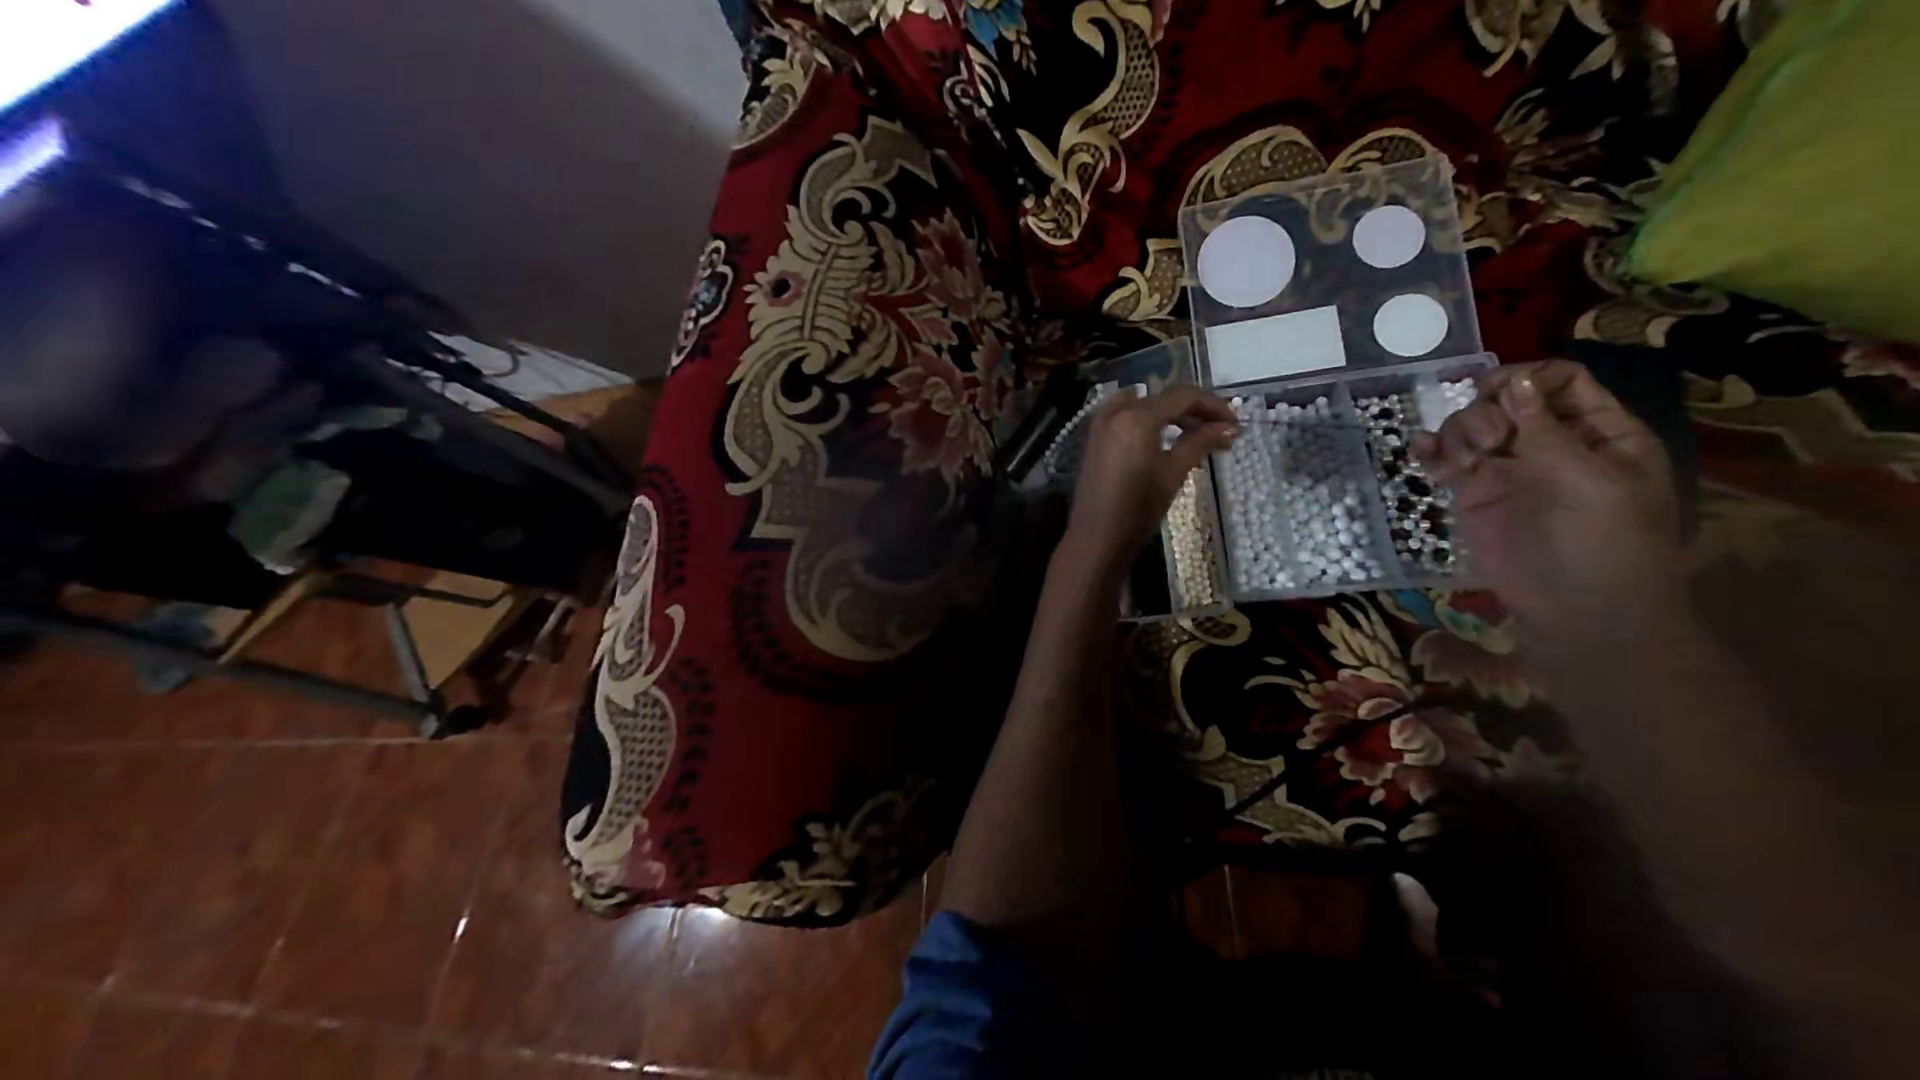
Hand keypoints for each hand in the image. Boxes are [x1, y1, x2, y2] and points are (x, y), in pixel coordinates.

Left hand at [1065, 383, 1238, 565]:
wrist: (1096, 538)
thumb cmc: (1137, 509)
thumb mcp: (1172, 473)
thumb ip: (1199, 443)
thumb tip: (1230, 428)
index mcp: (1137, 417)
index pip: (1183, 396)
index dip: (1213, 405)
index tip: (1234, 424)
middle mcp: (1116, 411)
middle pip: (1163, 398)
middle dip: (1194, 410)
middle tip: (1220, 430)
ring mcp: (1100, 423)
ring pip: (1143, 404)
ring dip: (1171, 414)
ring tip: (1196, 434)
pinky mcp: (1094, 438)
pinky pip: (1125, 416)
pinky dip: (1147, 420)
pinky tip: (1164, 437)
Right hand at [1412, 361, 1685, 641]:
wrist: (1577, 610)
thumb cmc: (1605, 545)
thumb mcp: (1592, 482)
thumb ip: (1548, 431)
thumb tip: (1513, 382)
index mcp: (1598, 434)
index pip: (1561, 382)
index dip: (1527, 379)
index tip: (1495, 391)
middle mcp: (1550, 444)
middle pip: (1507, 399)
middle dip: (1487, 410)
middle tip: (1485, 443)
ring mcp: (1508, 470)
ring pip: (1473, 426)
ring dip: (1459, 431)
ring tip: (1463, 461)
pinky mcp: (1473, 495)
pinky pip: (1446, 461)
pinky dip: (1431, 451)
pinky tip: (1421, 451)